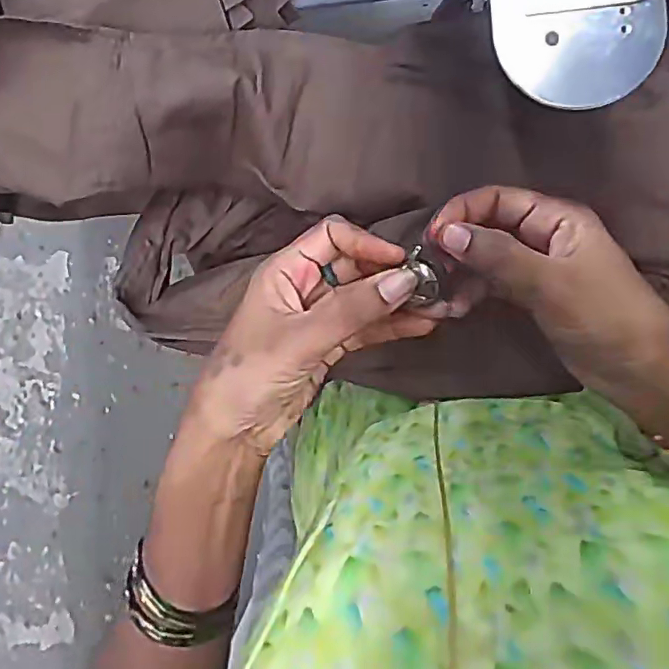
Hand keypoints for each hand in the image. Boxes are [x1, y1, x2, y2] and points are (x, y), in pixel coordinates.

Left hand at [180, 216, 436, 458]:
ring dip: (397, 302)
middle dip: (389, 274)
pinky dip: (391, 326)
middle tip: (430, 285)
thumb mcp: (301, 337)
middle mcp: (302, 287)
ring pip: (363, 298)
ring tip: (436, 306)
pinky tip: (421, 325)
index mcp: (284, 271)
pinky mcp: (329, 345)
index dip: (367, 244)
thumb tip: (404, 280)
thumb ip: (353, 309)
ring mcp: (317, 317)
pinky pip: (365, 327)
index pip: (331, 237)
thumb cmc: (250, 374)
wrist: (231, 431)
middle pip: (353, 266)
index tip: (401, 261)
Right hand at [426, 186, 668, 438]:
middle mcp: (545, 236)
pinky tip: (459, 308)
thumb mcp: (549, 282)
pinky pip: (494, 284)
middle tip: (430, 272)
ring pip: (488, 258)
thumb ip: (498, 255)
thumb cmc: (604, 316)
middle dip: (457, 245)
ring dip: (462, 273)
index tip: (432, 238)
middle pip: (489, 227)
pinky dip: (475, 292)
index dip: (462, 212)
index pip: (498, 200)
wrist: (642, 372)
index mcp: (557, 218)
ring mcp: (539, 267)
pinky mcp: (534, 296)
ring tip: (443, 299)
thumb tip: (447, 232)